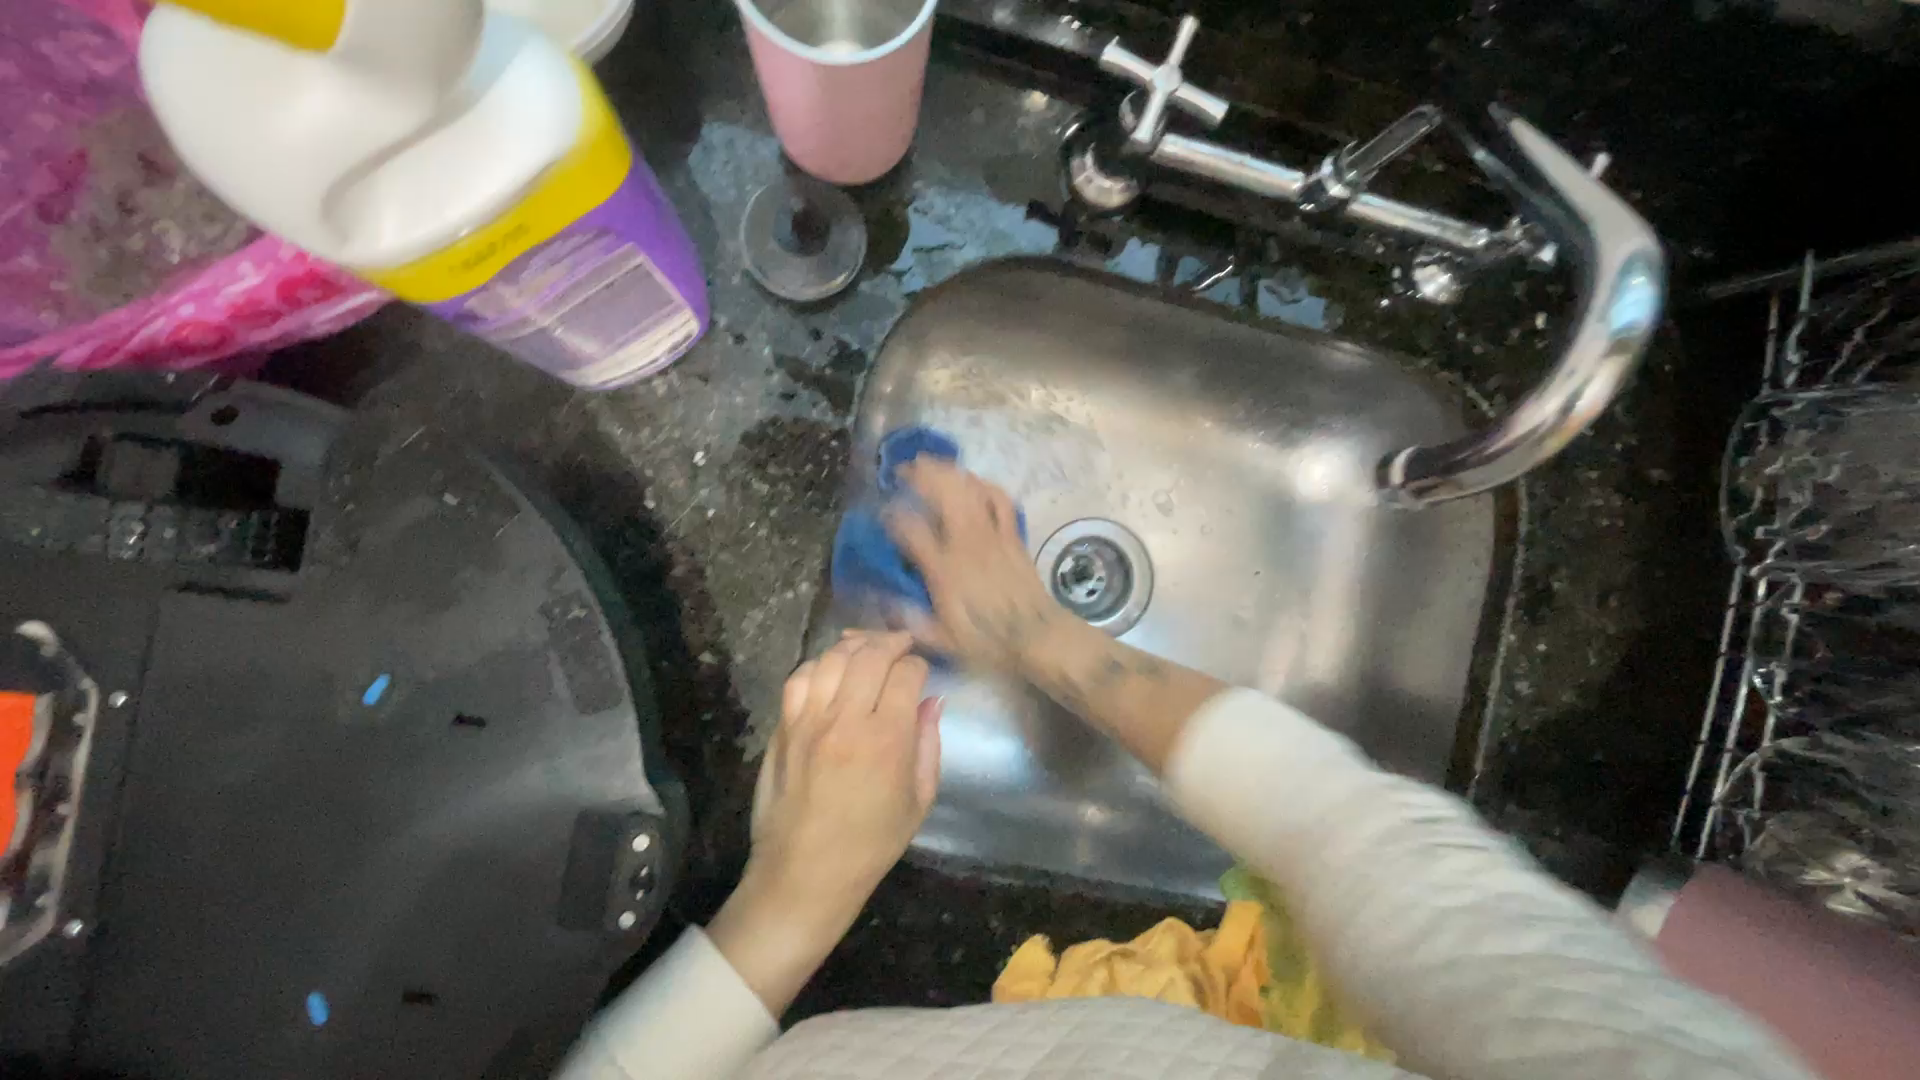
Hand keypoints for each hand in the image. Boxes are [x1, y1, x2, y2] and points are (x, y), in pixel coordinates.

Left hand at [707, 631, 940, 1015]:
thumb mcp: (918, 801)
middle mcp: (846, 720)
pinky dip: (818, 665)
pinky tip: (831, 669)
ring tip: (869, 647)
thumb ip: (928, 745)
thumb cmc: (870, 844)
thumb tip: (932, 701)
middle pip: (870, 655)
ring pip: (833, 659)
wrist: (804, 874)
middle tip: (901, 644)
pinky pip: (799, 678)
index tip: (922, 673)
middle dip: (891, 642)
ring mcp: (809, 721)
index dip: (919, 666)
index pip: (906, 674)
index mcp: (886, 740)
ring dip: (855, 646)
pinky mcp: (783, 728)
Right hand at [885, 458, 1065, 673]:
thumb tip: (884, 600)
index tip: (883, 513)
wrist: (1037, 636)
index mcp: (943, 569)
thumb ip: (909, 618)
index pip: (910, 529)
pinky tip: (974, 481)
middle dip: (921, 475)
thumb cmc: (987, 641)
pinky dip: (985, 484)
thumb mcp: (941, 638)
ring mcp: (992, 535)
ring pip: (969, 489)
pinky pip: (999, 499)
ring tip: (932, 464)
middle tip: (904, 470)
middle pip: (942, 492)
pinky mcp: (1012, 535)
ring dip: (948, 472)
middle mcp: (965, 543)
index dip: (892, 515)